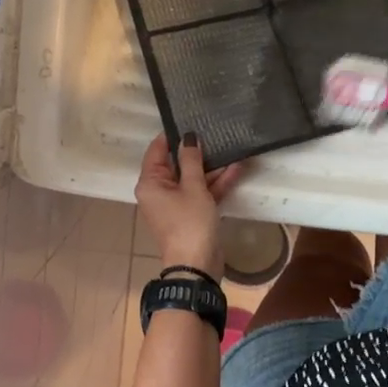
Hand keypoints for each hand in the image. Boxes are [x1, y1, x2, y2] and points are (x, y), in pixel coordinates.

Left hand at [134, 133, 244, 277]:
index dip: (172, 135)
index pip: (157, 150)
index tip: (189, 120)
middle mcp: (159, 191)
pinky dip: (216, 183)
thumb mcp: (193, 187)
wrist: (197, 266)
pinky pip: (202, 192)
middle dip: (197, 151)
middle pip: (176, 164)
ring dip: (212, 167)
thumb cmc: (190, 222)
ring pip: (192, 178)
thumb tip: (188, 137)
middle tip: (214, 130)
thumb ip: (191, 160)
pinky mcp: (192, 214)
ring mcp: (176, 203)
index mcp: (150, 183)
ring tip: (231, 146)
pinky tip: (237, 168)